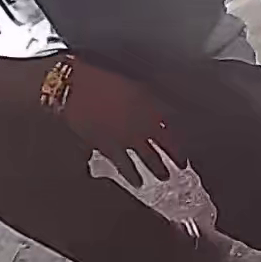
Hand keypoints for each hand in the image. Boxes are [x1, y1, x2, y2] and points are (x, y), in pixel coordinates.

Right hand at [59, 61, 183, 185]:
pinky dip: (132, 175)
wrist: (73, 86)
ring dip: (158, 168)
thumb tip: (160, 109)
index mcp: (150, 102)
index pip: (173, 121)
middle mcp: (144, 122)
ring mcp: (127, 137)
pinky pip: (125, 165)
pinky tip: (138, 183)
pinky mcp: (110, 147)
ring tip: (165, 176)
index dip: (180, 131)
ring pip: (150, 157)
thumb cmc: (99, 78)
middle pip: (166, 142)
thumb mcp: (130, 84)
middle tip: (183, 164)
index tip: (187, 139)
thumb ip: (146, 98)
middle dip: (176, 153)